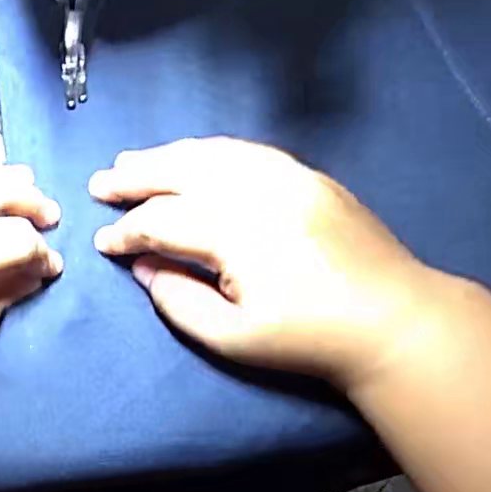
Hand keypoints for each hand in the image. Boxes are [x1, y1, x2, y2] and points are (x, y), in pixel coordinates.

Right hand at [90, 137, 449, 391]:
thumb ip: (180, 302)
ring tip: (136, 163)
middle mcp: (259, 190)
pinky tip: (194, 160)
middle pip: (185, 171)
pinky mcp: (309, 177)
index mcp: (237, 232)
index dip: (128, 232)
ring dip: (170, 157)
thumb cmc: (304, 339)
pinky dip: (210, 153)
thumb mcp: (231, 337)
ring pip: (215, 154)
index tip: (101, 243)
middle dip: (138, 177)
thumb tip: (146, 269)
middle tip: (101, 182)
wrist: (388, 319)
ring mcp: (288, 177)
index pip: (165, 221)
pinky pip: (248, 152)